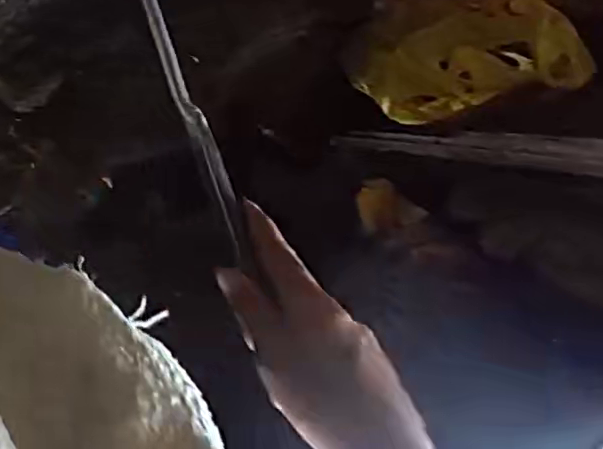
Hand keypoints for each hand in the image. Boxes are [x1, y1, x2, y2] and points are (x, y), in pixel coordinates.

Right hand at [217, 203, 431, 448]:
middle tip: (244, 295)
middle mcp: (337, 310)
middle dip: (270, 284)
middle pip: (295, 285)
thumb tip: (229, 270)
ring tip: (272, 348)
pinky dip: (311, 343)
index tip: (247, 203)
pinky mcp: (374, 365)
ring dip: (290, 319)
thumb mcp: (272, 354)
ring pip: (312, 315)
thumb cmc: (321, 399)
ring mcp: (360, 337)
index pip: (279, 252)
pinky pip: (330, 340)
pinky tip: (305, 370)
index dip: (261, 227)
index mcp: (309, 301)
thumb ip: (250, 310)